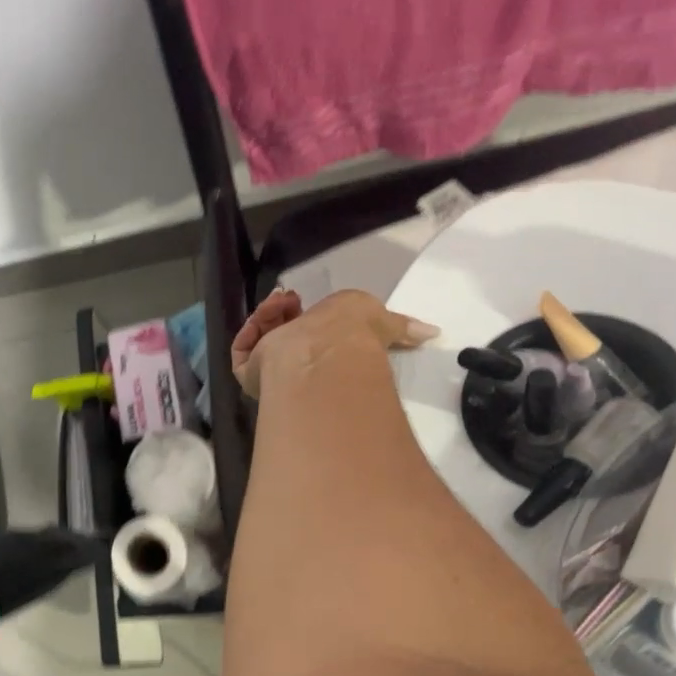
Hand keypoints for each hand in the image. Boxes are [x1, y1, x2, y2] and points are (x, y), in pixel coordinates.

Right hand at [230, 288, 436, 397]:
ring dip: (266, 317)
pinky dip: (249, 332)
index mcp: (328, 354)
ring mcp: (273, 373)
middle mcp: (299, 366)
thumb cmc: (347, 336)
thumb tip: (433, 334)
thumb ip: (400, 326)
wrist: (316, 359)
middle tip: (286, 298)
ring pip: (261, 341)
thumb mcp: (383, 319)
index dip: (305, 313)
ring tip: (277, 303)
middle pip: (282, 335)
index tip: (300, 298)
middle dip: (282, 312)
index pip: (311, 333)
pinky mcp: (250, 376)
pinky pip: (242, 352)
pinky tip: (263, 316)